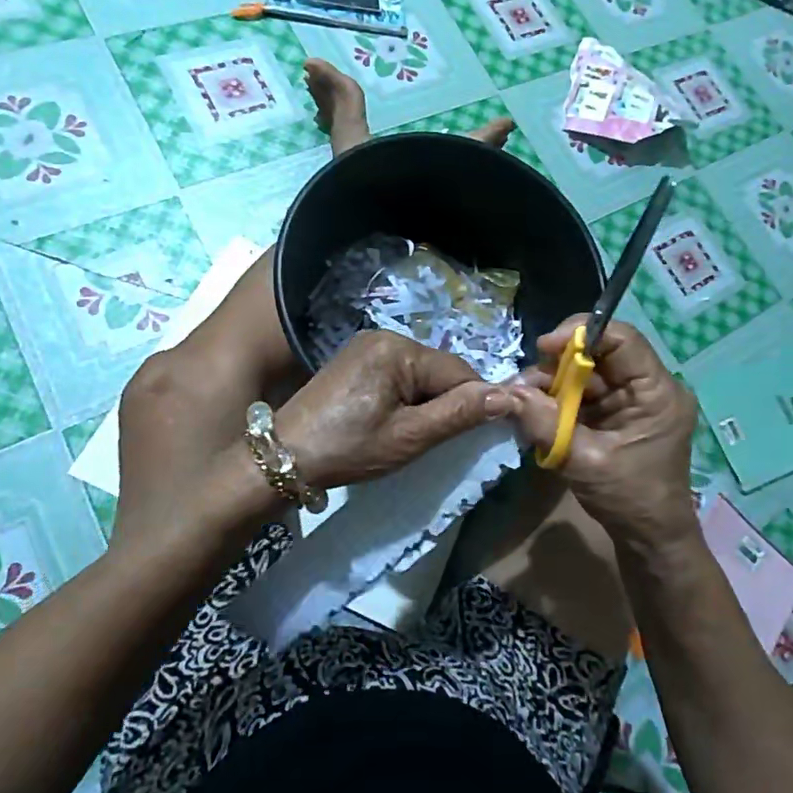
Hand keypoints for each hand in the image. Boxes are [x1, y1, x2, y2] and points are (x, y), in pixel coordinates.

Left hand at [274, 330, 510, 490]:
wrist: (283, 456)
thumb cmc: (349, 448)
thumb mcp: (409, 436)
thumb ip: (459, 414)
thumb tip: (509, 396)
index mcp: (399, 349)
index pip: (459, 372)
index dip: (470, 404)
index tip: (468, 436)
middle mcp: (386, 336)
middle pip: (440, 370)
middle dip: (444, 402)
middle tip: (428, 439)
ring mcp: (369, 345)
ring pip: (422, 373)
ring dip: (426, 401)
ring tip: (407, 432)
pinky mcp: (358, 359)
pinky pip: (400, 373)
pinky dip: (407, 396)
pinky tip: (391, 420)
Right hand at [505, 316, 699, 552]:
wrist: (650, 540)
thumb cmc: (630, 499)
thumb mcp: (584, 462)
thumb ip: (547, 424)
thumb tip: (510, 392)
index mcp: (657, 392)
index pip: (622, 339)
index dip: (581, 334)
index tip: (544, 347)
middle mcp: (649, 388)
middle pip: (602, 353)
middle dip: (561, 362)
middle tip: (527, 380)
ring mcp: (634, 401)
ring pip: (590, 373)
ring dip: (557, 382)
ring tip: (525, 398)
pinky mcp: (619, 415)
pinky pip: (588, 394)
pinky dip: (562, 399)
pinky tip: (537, 408)